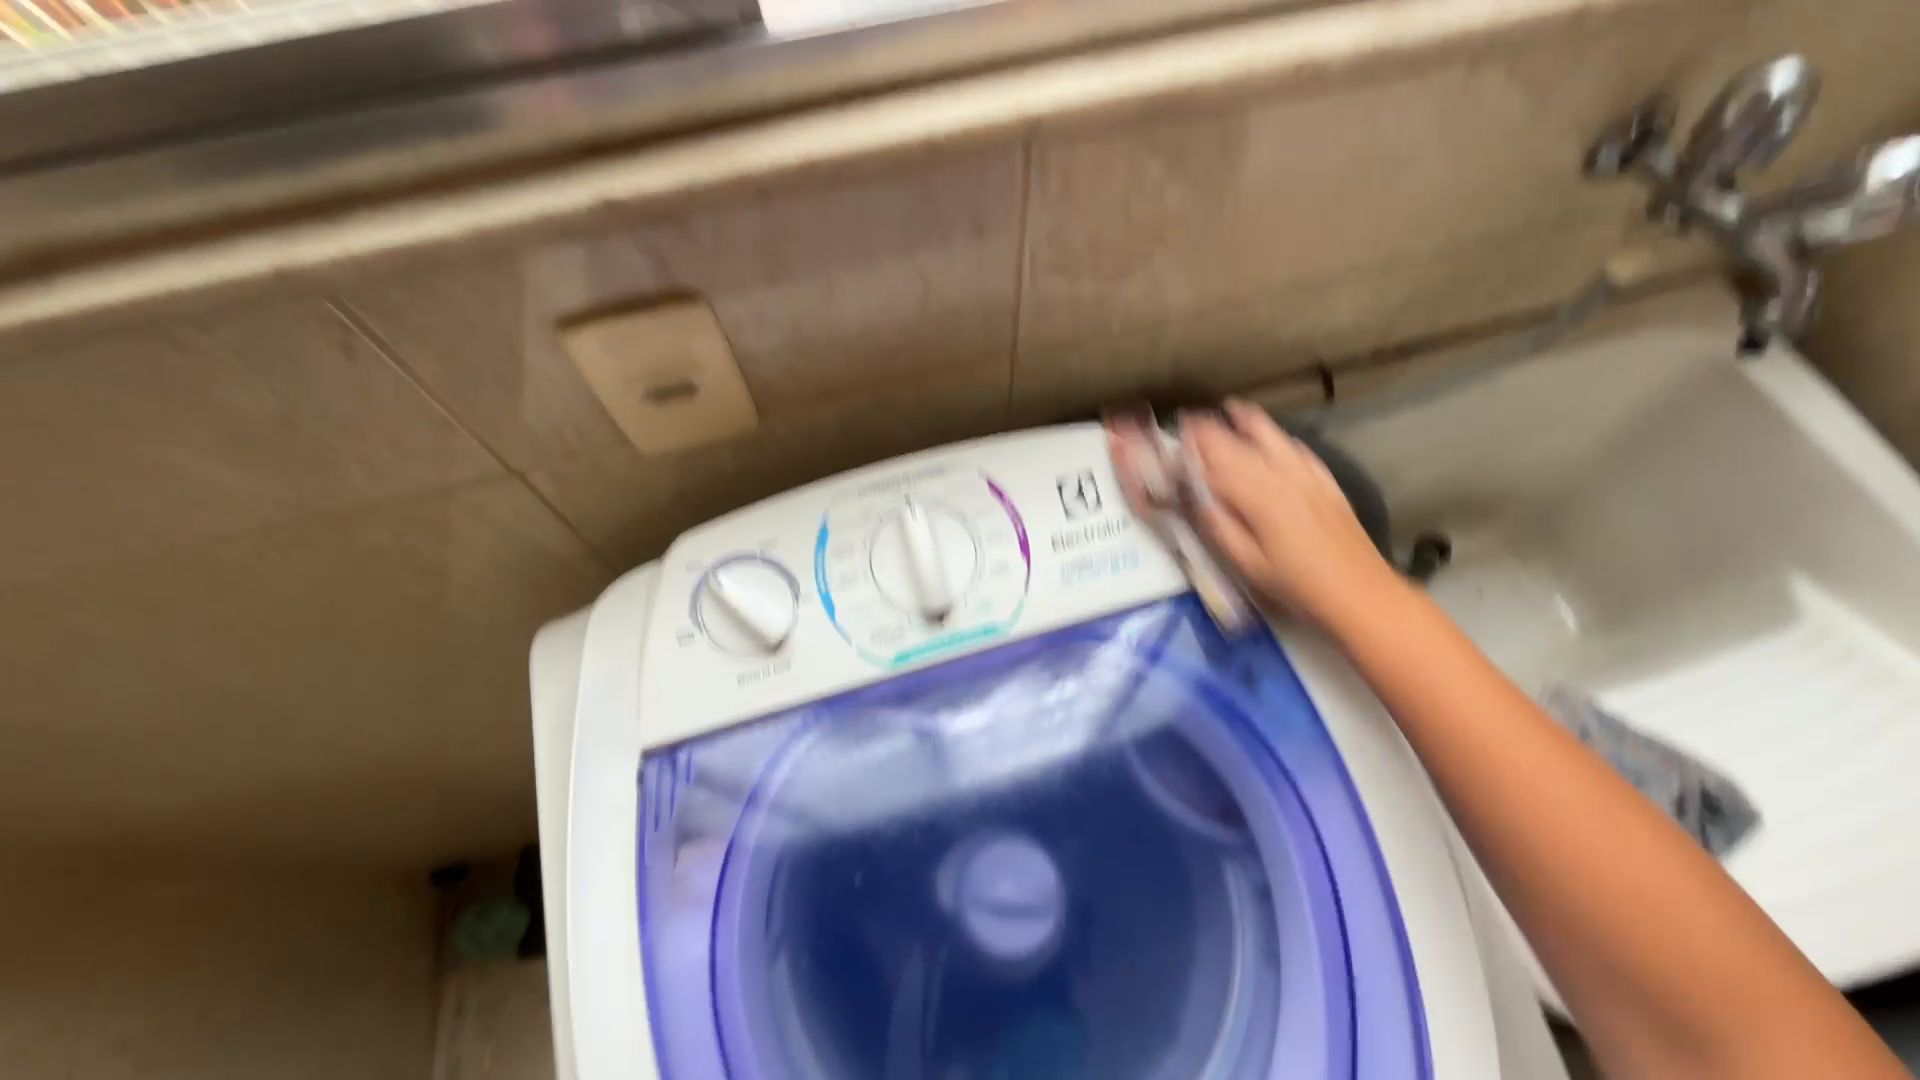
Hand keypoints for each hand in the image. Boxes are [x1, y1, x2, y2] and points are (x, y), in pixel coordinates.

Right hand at [1179, 400, 1401, 626]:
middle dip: (1215, 430)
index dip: (1194, 446)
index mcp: (1257, 494)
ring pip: (1274, 438)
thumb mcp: (1247, 564)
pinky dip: (1281, 438)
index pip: (1217, 460)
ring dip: (1249, 421)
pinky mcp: (1327, 484)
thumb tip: (1196, 497)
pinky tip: (1276, 438)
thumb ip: (1219, 526)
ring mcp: (1308, 476)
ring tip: (1232, 408)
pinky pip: (1300, 450)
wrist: (1361, 593)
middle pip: (1242, 443)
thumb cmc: (1297, 585)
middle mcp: (1282, 475)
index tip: (1175, 434)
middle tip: (1192, 421)